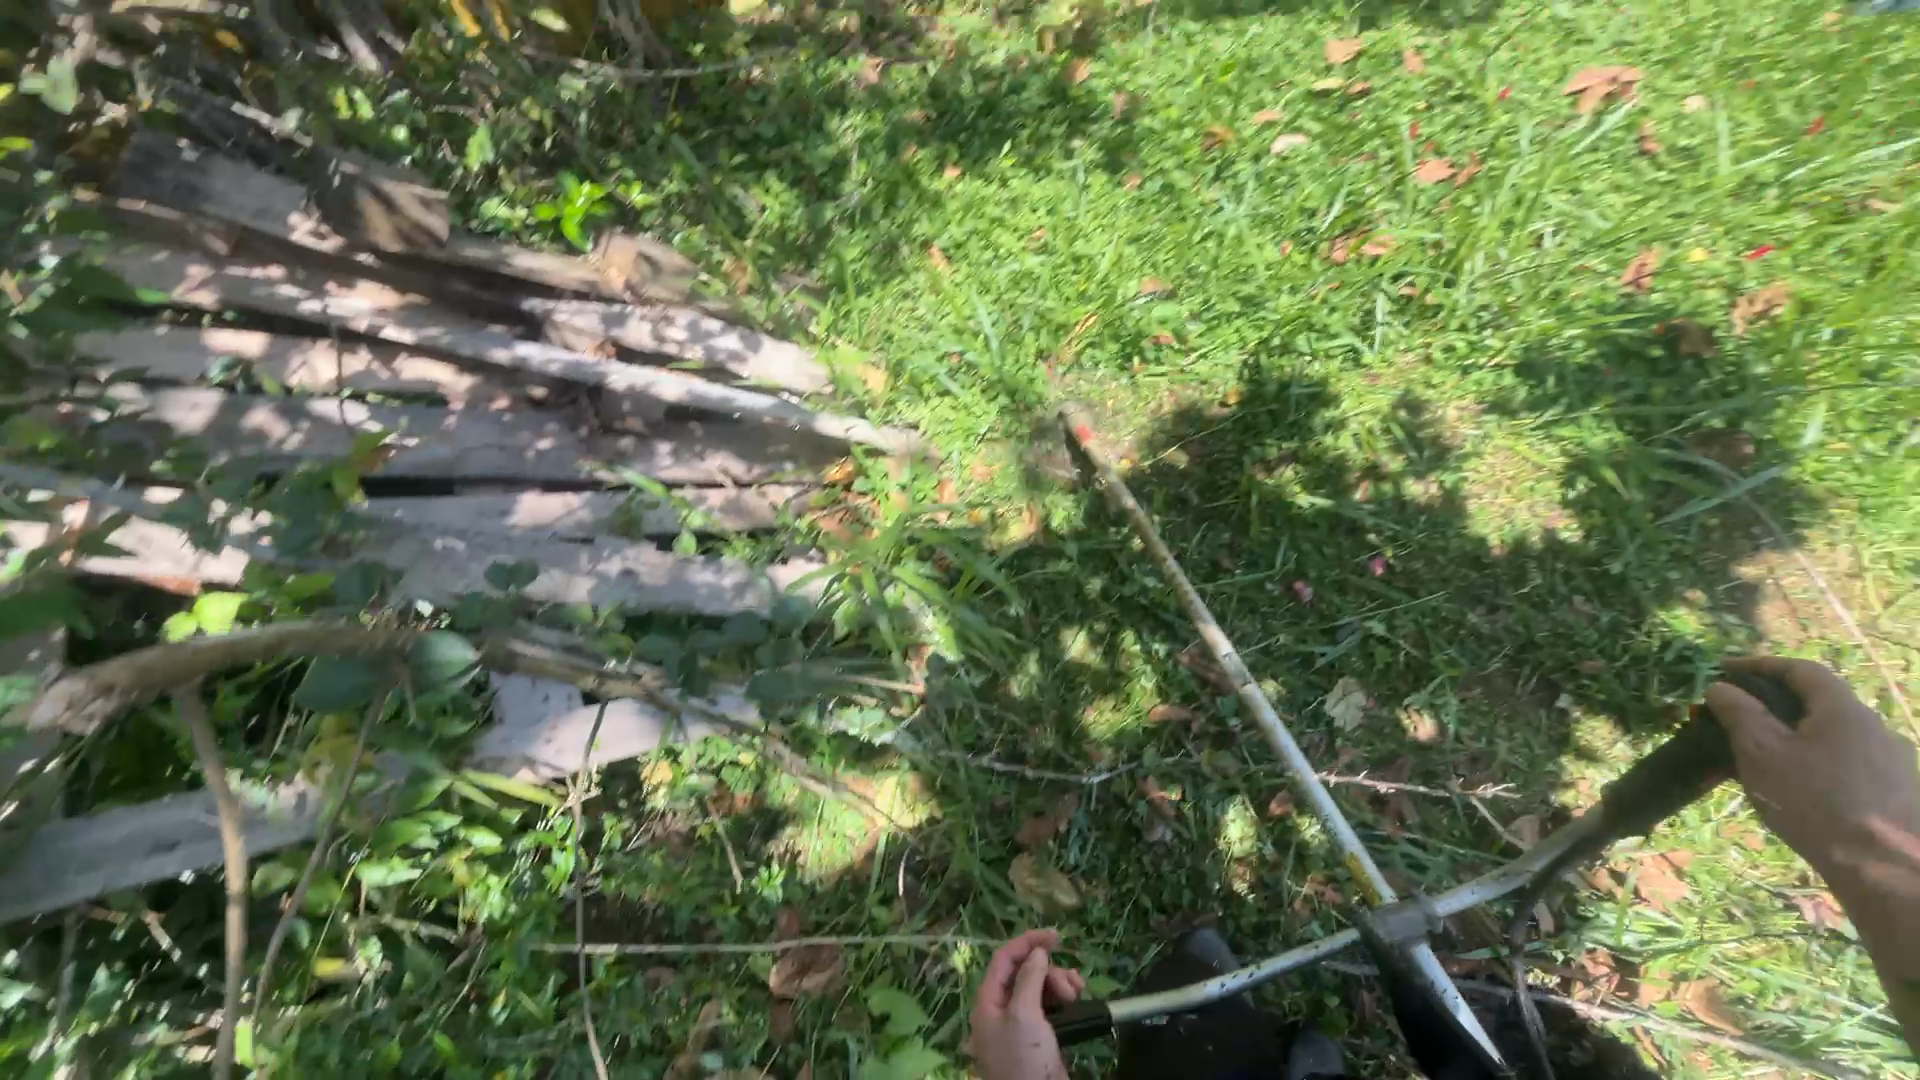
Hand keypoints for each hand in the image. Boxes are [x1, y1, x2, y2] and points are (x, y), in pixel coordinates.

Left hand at [968, 929, 1085, 1079]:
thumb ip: (1029, 978)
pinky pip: (1049, 1006)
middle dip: (1050, 970)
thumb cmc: (1024, 1061)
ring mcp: (1019, 1025)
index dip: (1028, 941)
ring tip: (1076, 993)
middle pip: (1024, 972)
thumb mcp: (1024, 1015)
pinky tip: (1076, 1000)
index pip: (1004, 959)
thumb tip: (1038, 952)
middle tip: (1071, 984)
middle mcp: (1000, 1010)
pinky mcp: (1038, 1038)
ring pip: (1039, 988)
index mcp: (987, 1002)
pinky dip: (1062, 999)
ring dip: (1060, 983)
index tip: (1056, 936)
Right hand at [1704, 656, 1919, 889]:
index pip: (1803, 670)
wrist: (1885, 867)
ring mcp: (1893, 760)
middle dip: (1773, 699)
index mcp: (1845, 712)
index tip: (1722, 668)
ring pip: (1832, 729)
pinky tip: (1793, 778)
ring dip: (1792, 728)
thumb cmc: (1813, 799)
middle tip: (1735, 710)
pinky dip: (1812, 752)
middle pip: (1820, 699)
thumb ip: (1739, 712)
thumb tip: (1721, 687)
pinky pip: (1845, 755)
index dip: (1760, 664)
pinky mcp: (1897, 787)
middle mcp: (1876, 728)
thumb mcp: (1760, 751)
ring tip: (1757, 748)